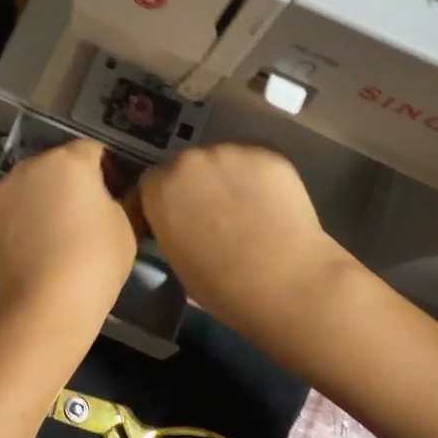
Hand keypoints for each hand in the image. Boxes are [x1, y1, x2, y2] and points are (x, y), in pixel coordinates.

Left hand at [0, 139, 135, 320]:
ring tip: (45, 234)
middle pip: (53, 165)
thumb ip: (114, 200)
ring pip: (23, 186)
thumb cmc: (95, 260)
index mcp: (71, 161)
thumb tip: (103, 198)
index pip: (91, 151)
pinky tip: (22, 247)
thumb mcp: (125, 226)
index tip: (109, 194)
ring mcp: (0, 189)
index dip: (103, 170)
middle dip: (65, 183)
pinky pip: (2, 211)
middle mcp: (31, 165)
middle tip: (76, 216)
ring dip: (35, 199)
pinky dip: (11, 222)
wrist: (46, 301)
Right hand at [139, 145, 363, 337]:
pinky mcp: (268, 153)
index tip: (181, 218)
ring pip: (223, 161)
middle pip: (187, 166)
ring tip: (248, 210)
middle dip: (197, 185)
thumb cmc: (222, 285)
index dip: (168, 200)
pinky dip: (259, 178)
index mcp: (160, 188)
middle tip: (216, 214)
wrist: (284, 281)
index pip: (153, 183)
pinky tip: (271, 204)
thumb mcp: (177, 258)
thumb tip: (184, 221)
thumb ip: (172, 226)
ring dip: (228, 178)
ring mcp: (231, 152)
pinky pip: (255, 162)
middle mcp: (190, 161)